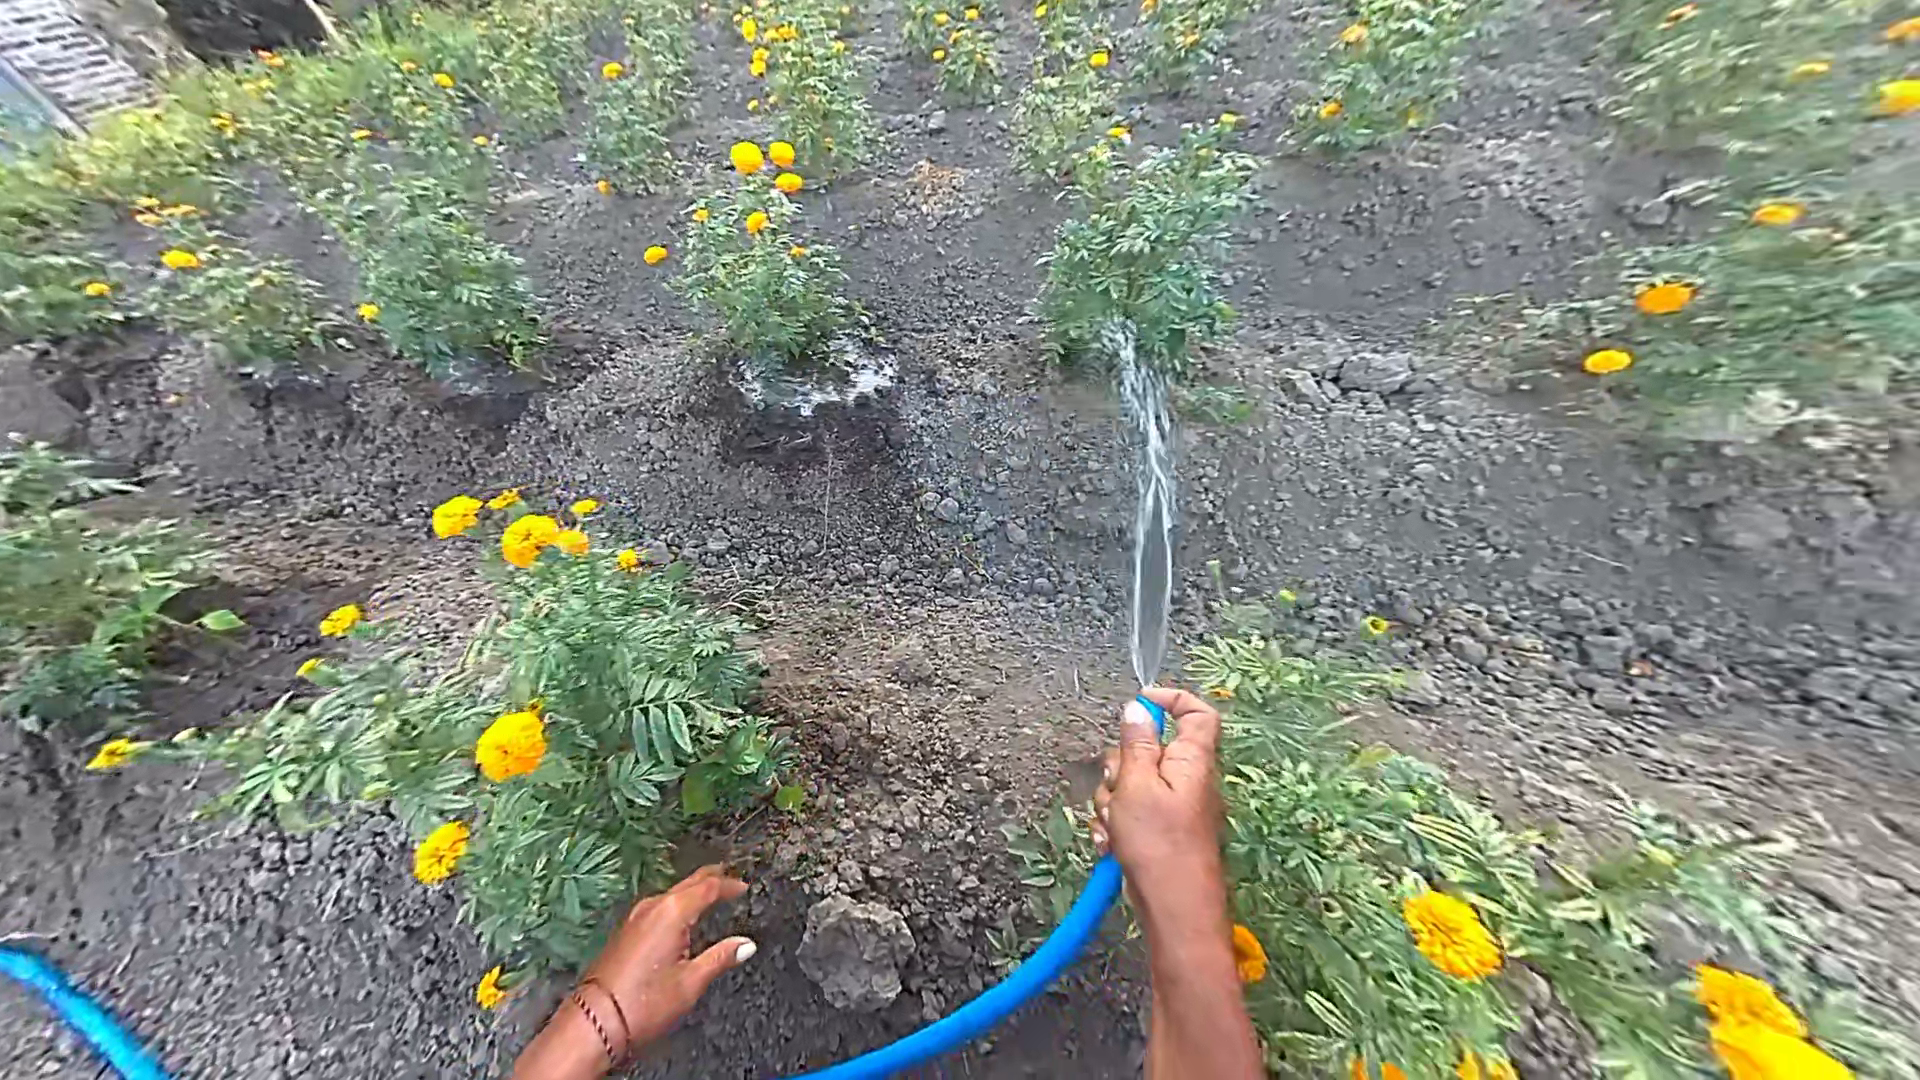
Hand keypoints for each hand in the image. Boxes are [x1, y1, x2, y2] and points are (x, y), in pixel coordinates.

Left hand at [584, 864, 756, 1052]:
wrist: (590, 1027)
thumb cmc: (644, 1005)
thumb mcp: (690, 983)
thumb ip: (721, 957)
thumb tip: (747, 945)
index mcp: (674, 911)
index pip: (709, 886)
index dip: (730, 885)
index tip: (744, 887)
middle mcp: (654, 905)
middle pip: (690, 882)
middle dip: (713, 878)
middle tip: (731, 879)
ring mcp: (636, 916)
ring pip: (673, 892)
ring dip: (694, 889)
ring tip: (710, 894)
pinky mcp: (625, 930)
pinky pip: (660, 904)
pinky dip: (678, 902)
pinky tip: (681, 915)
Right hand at [1092, 686, 1226, 929]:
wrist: (1173, 913)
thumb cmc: (1159, 846)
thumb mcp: (1137, 785)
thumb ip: (1136, 743)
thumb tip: (1137, 708)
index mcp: (1192, 761)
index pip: (1198, 713)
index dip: (1171, 698)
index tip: (1139, 702)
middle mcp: (1186, 779)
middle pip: (1149, 747)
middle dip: (1121, 763)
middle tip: (1117, 785)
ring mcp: (1172, 805)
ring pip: (1132, 780)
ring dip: (1113, 798)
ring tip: (1115, 824)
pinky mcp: (1158, 828)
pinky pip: (1130, 809)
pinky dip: (1116, 821)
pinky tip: (1112, 843)